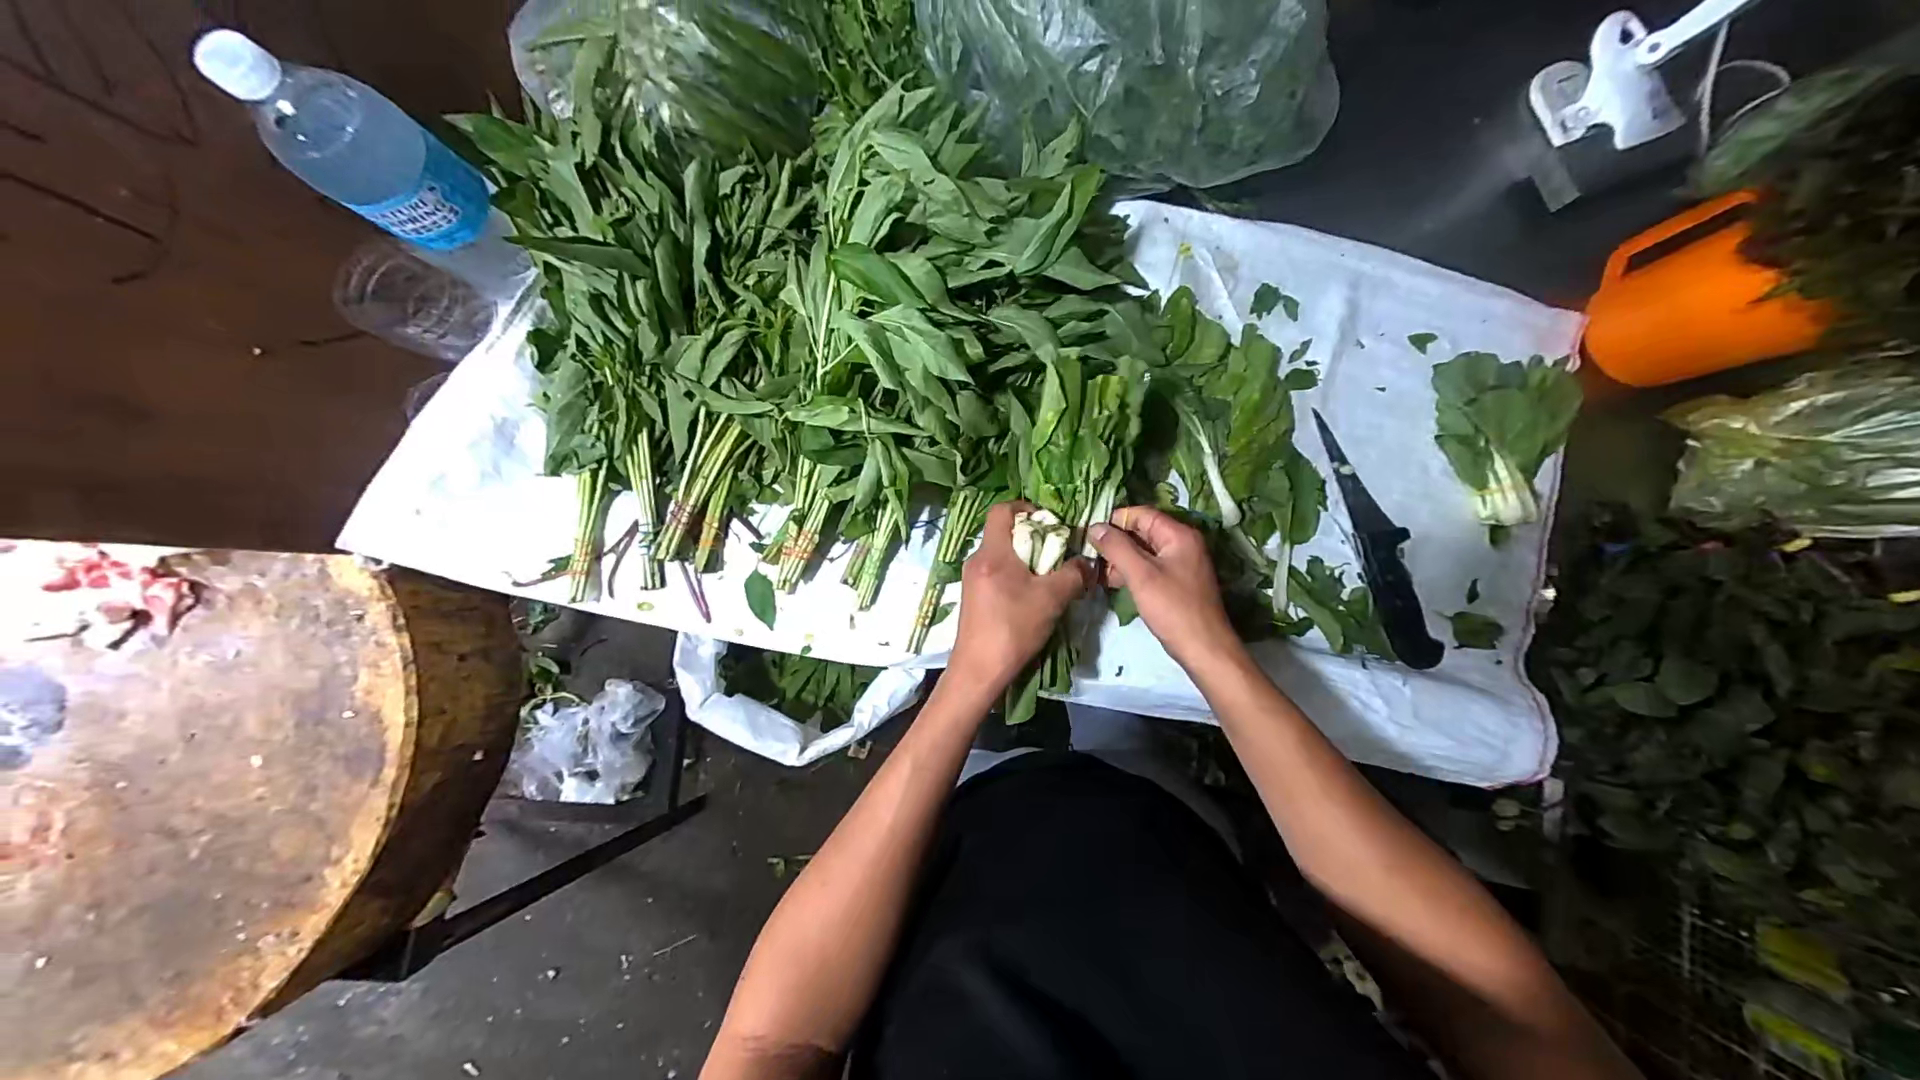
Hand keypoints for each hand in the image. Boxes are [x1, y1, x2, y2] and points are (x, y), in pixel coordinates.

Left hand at [947, 501, 1092, 689]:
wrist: (979, 669)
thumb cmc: (1013, 628)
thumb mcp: (1052, 599)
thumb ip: (1073, 575)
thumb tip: (1087, 563)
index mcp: (992, 553)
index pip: (1002, 510)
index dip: (1026, 508)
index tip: (1049, 521)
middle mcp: (977, 560)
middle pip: (1003, 532)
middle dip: (1032, 536)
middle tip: (1056, 550)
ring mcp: (972, 579)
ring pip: (1001, 554)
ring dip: (1026, 558)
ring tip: (1048, 575)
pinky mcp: (974, 597)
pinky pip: (996, 572)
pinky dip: (1015, 574)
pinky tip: (1031, 595)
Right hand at [1088, 506, 1240, 670]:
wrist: (1203, 648)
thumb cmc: (1172, 608)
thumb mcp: (1140, 575)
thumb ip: (1116, 547)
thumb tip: (1095, 527)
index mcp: (1178, 535)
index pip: (1141, 514)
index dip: (1114, 520)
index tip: (1089, 533)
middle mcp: (1182, 544)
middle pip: (1141, 531)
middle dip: (1115, 541)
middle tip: (1088, 553)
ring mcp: (1180, 563)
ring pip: (1143, 551)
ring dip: (1120, 558)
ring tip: (1095, 570)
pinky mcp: (1176, 582)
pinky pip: (1149, 567)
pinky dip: (1130, 571)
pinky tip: (1111, 581)